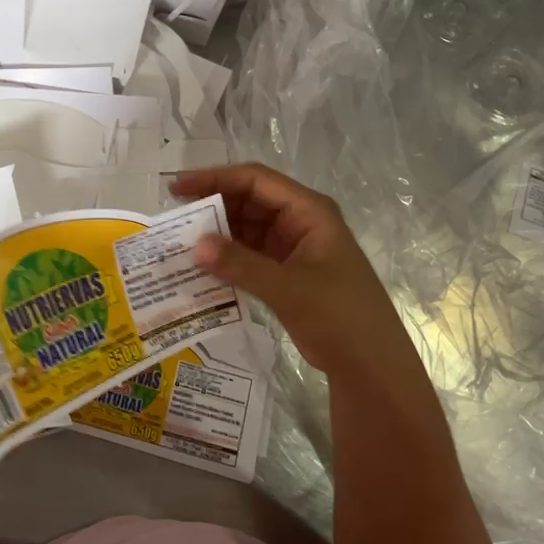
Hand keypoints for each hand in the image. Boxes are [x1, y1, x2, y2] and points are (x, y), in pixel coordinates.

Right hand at [171, 164, 399, 374]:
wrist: (371, 364)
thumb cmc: (340, 317)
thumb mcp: (288, 288)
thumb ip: (241, 265)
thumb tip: (195, 244)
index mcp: (309, 211)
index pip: (255, 180)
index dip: (214, 178)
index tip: (176, 189)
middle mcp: (300, 222)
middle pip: (249, 201)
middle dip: (211, 207)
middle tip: (172, 220)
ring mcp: (293, 248)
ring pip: (246, 229)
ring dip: (217, 235)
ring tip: (179, 244)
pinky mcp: (286, 273)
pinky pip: (249, 256)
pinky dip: (226, 259)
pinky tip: (200, 268)